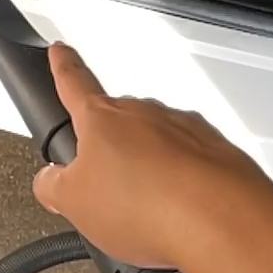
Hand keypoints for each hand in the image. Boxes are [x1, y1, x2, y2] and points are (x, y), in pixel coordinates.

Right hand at [32, 44, 272, 267]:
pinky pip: (192, 167)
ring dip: (151, 171)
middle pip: (119, 124)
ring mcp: (185, 130)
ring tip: (150, 214)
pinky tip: (182, 217)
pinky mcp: (220, 153)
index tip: (60, 50)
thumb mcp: (75, 204)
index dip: (63, 65)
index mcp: (102, 117)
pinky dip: (185, 187)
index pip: (75, 81)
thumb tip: (49, 180)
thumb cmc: (147, 205)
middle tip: (110, 188)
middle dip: (113, 149)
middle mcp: (144, 113)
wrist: (223, 222)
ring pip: (157, 146)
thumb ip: (53, 186)